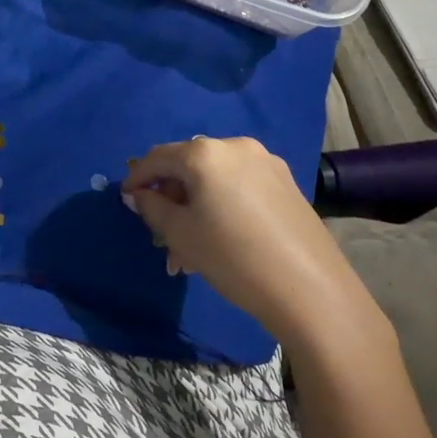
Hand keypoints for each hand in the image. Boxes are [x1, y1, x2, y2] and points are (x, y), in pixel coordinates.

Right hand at [122, 136, 379, 346]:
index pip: (157, 157)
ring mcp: (266, 164)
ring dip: (195, 208)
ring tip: (187, 251)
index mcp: (205, 153)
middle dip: (170, 198)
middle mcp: (235, 147)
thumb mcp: (180, 234)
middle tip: (159, 234)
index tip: (125, 200)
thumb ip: (151, 207)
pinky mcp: (287, 185)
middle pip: (188, 167)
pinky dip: (221, 207)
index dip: (137, 178)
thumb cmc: (232, 257)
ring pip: (215, 181)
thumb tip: (138, 194)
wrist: (311, 290)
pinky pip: (239, 188)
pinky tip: (217, 241)